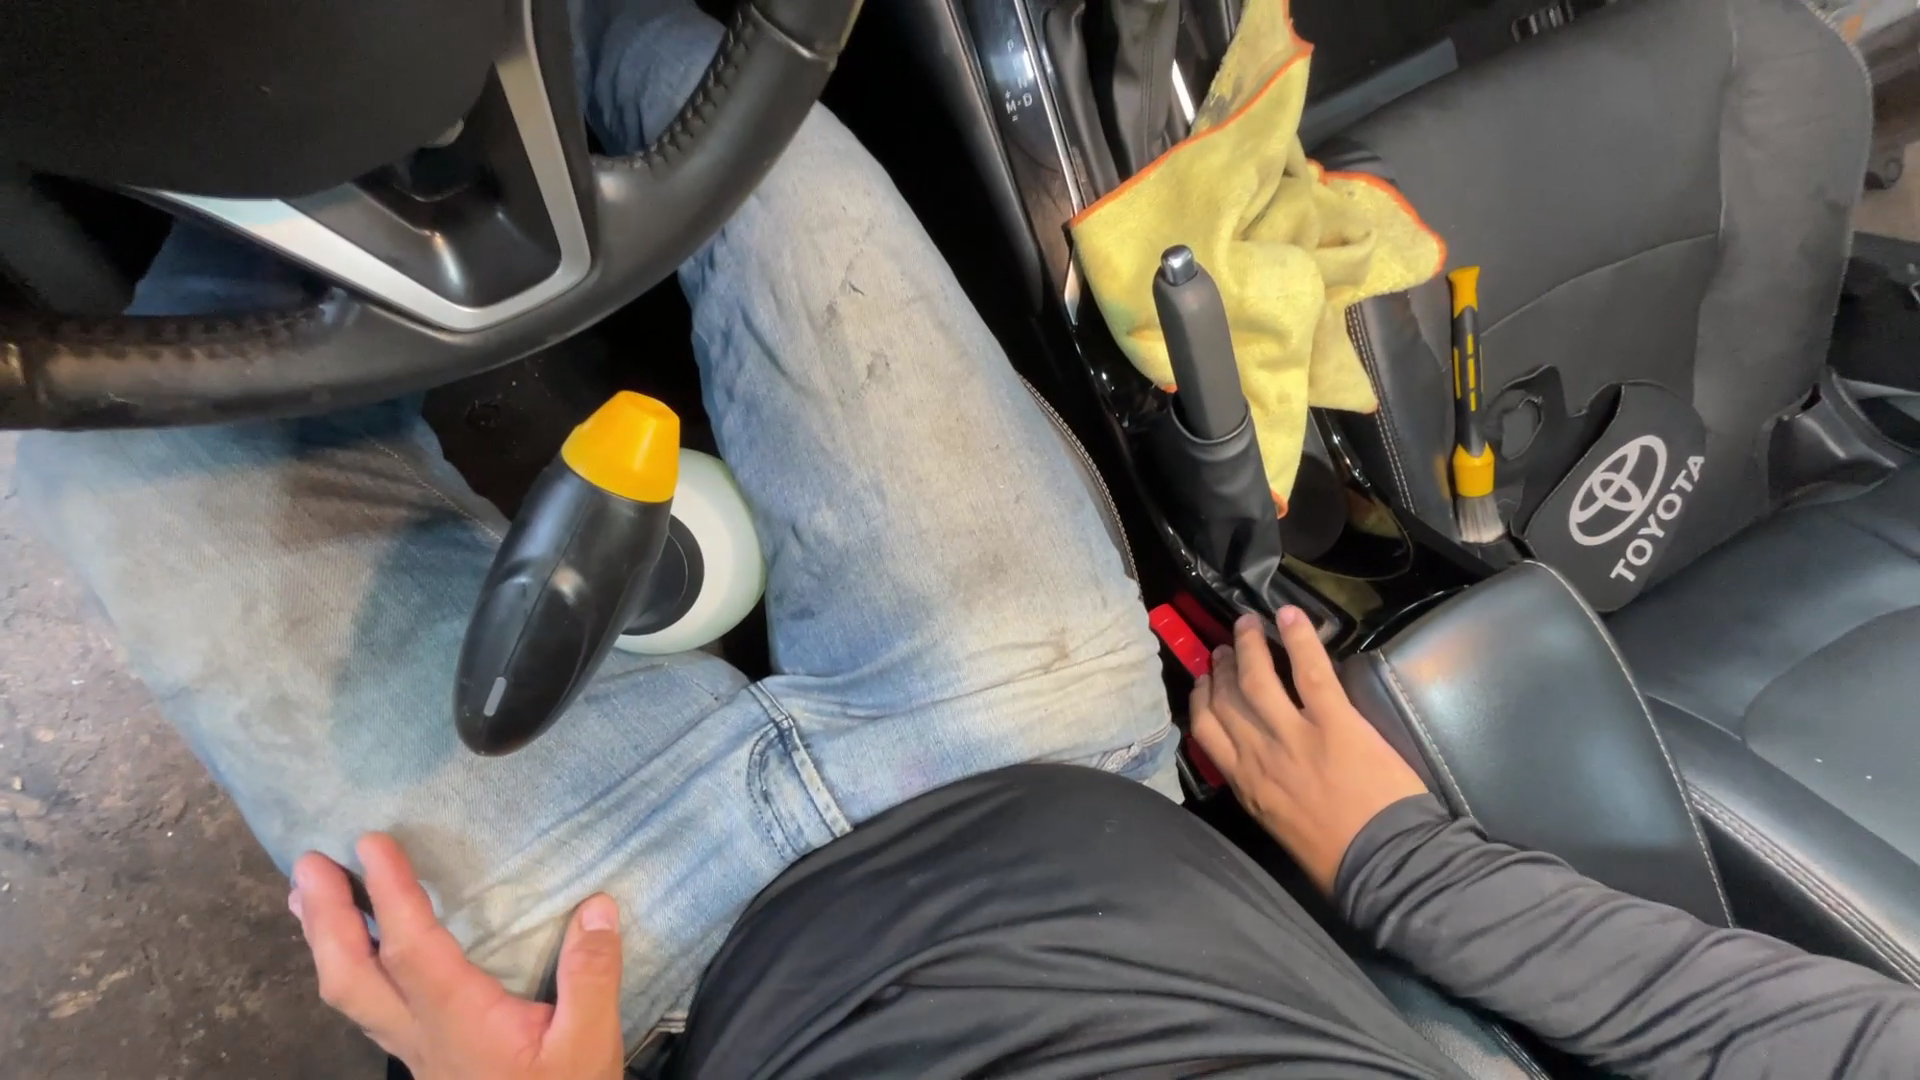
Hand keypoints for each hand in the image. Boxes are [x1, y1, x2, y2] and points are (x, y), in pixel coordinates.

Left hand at [288, 834, 625, 1079]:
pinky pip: (369, 1004)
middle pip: (352, 979)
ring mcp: (417, 1049)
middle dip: (327, 919)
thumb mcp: (589, 1041)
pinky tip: (361, 953)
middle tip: (307, 864)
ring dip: (326, 941)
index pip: (410, 950)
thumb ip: (592, 974)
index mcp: (459, 1023)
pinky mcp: (426, 1054)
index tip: (372, 845)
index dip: (390, 894)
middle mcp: (422, 1035)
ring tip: (309, 897)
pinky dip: (351, 965)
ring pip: (350, 996)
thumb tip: (594, 906)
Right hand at [1190, 607, 1427, 893]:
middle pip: (1226, 697)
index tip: (1205, 680)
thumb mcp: (1275, 825)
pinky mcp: (1334, 722)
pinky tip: (1289, 615)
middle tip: (1226, 648)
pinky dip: (1298, 639)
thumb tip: (1254, 763)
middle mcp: (1258, 752)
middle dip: (1222, 666)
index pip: (1204, 727)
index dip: (1201, 695)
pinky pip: (1309, 671)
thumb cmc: (1336, 857)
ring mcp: (1294, 734)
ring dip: (1250, 645)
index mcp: (1244, 780)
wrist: (1387, 868)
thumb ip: (1257, 788)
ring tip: (1248, 624)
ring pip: (1257, 677)